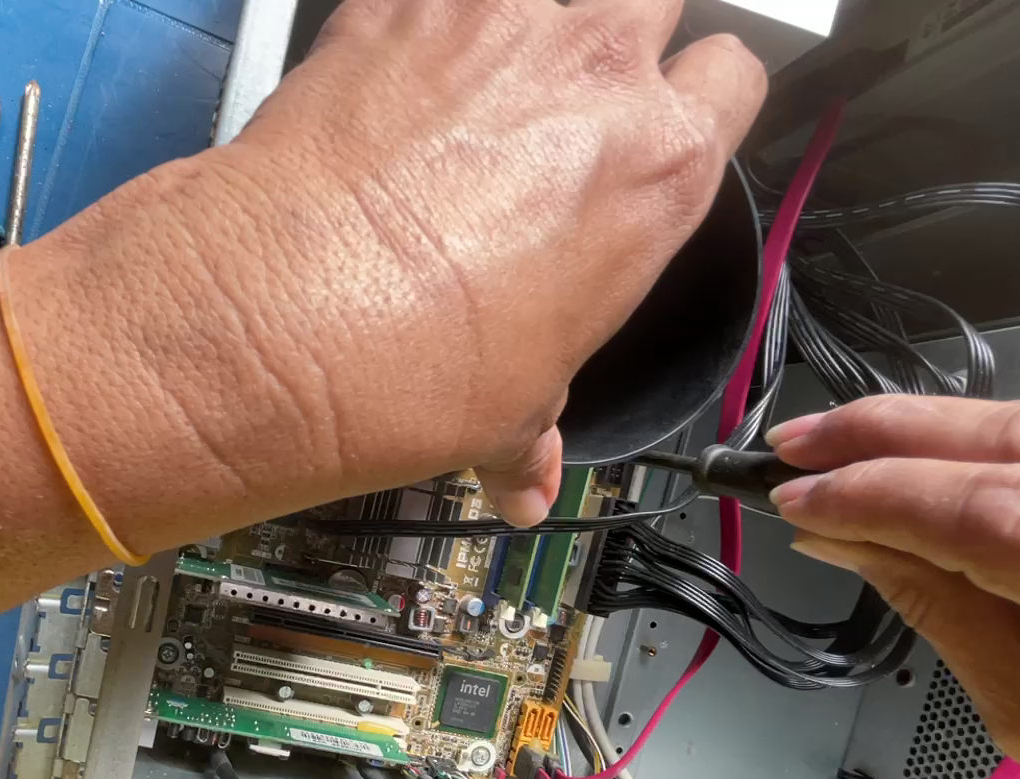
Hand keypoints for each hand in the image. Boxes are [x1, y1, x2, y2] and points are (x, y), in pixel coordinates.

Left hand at [14, 0, 765, 534]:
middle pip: (648, 9)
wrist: (286, 330)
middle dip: (610, 55)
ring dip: (515, 41)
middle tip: (544, 128)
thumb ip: (534, 442)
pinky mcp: (392, 8)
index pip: (733, 80)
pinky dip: (415, 33)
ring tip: (460, 114)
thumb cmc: (419, 376)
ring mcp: (493, 21)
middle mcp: (593, 67)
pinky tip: (380, 102)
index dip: (691, 108)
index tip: (641, 144)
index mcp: (658, 166)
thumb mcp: (505, 418)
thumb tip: (528, 489)